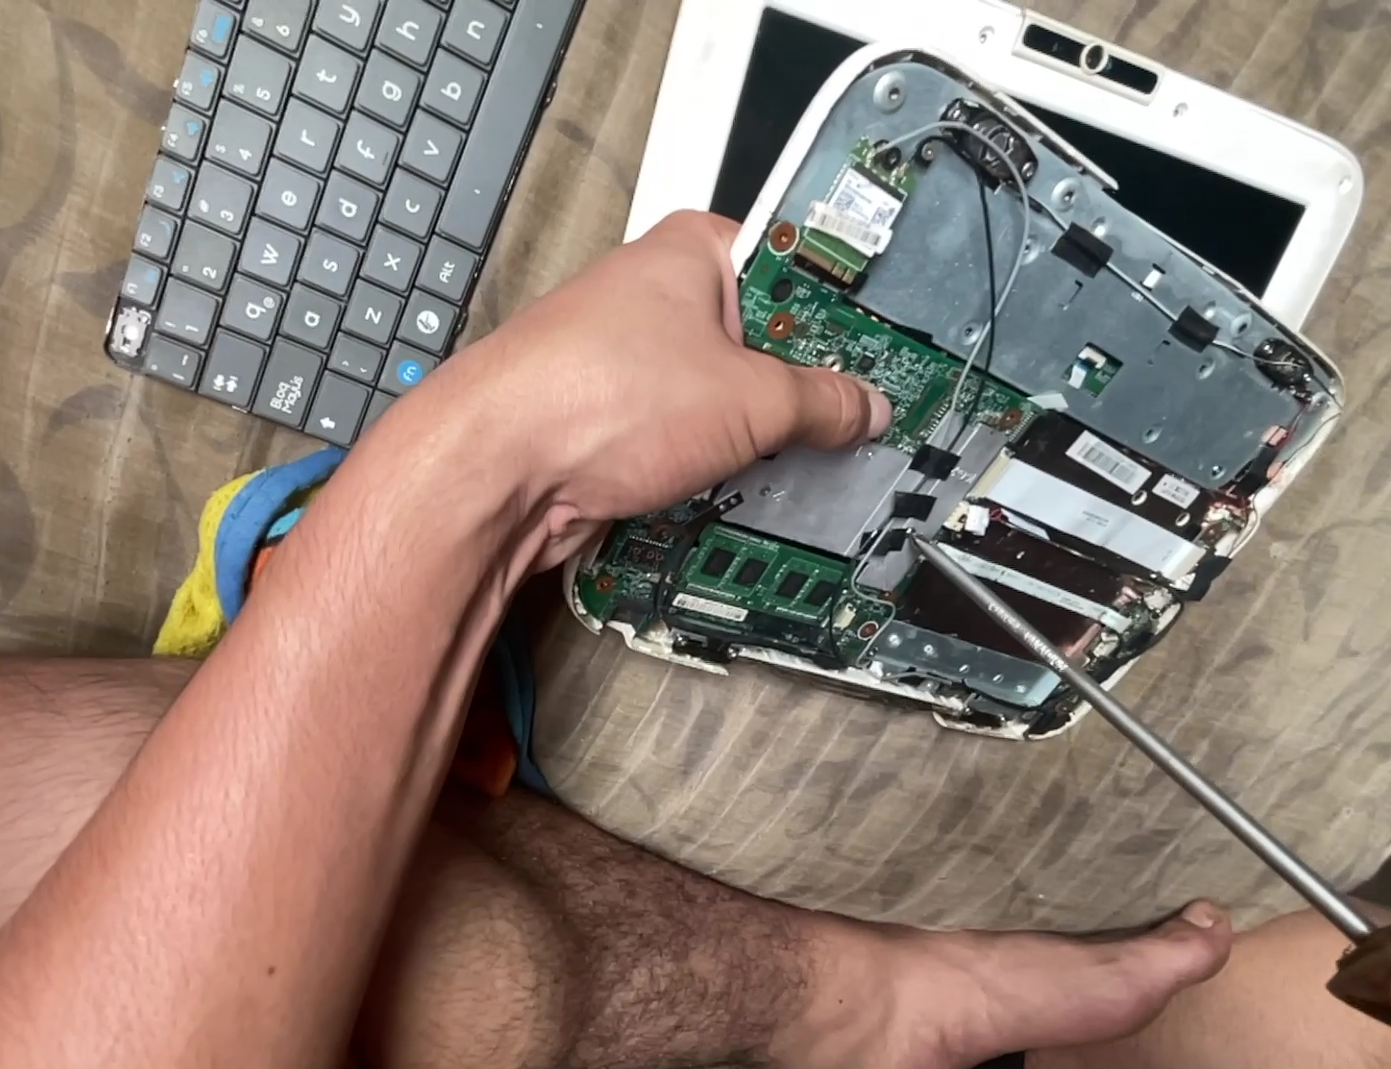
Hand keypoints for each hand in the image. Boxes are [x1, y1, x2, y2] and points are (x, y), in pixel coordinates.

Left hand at [379, 210, 890, 567]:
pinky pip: (688, 440)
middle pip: (762, 342)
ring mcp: (635, 364)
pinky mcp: (618, 422)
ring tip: (814, 469)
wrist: (499, 471)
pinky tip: (750, 493)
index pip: (799, 268)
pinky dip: (717, 466)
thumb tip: (862, 407)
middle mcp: (660, 300)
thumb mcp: (743, 397)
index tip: (892, 360)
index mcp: (695, 253)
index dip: (848, 319)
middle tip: (861, 428)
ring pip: (724, 400)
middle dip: (805, 392)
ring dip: (760, 439)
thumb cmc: (600, 398)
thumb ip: (816, 401)